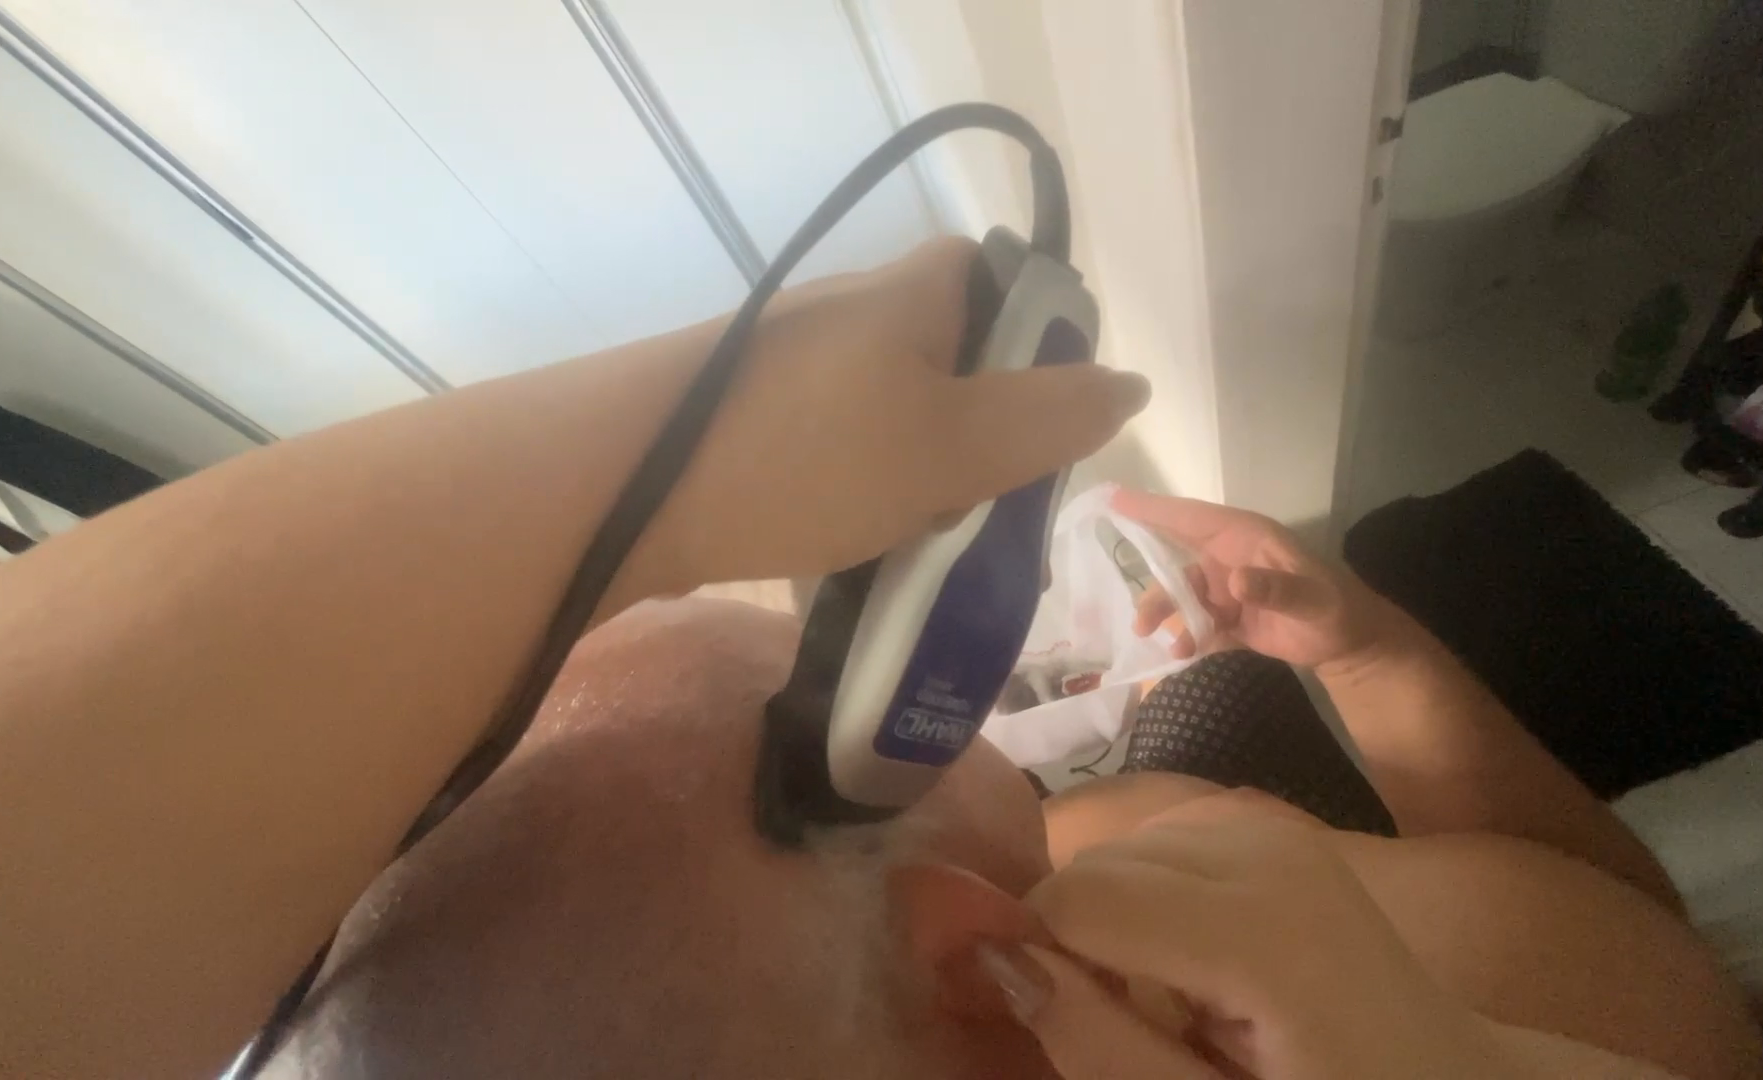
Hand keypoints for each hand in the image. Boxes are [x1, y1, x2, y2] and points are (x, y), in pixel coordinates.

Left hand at [646, 237, 1150, 589]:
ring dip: (925, 478)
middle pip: (960, 366)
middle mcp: (859, 314)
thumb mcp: (953, 443)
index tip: (1039, 436)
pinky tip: (863, 541)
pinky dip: (867, 491)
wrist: (632, 492)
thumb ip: (1050, 415)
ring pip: (901, 417)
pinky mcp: (761, 418)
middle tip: (988, 509)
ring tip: (928, 541)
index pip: (1012, 293)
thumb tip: (1130, 382)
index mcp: (915, 294)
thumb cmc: (812, 456)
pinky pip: (845, 448)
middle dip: (984, 441)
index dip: (1043, 361)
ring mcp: (803, 366)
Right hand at [994, 802, 1510, 1078]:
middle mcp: (1260, 846)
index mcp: (1260, 929)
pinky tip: (1194, 956)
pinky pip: (1156, 844)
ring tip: (1173, 997)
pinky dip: (1147, 896)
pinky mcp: (1266, 825)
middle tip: (1136, 1023)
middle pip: (1097, 864)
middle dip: (1081, 939)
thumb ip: (1099, 1047)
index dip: (1043, 954)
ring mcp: (1267, 826)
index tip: (1066, 1019)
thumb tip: (998, 961)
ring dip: (1113, 919)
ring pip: (1119, 849)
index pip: (1081, 895)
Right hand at [1112, 489, 1402, 671]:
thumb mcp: (1313, 598)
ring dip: (1166, 616)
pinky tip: (1184, 651)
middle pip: (1174, 563)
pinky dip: (1186, 637)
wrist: (1350, 645)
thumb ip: (1276, 588)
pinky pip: (1193, 623)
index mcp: (1243, 538)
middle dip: (1155, 588)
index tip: (1113, 500)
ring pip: (1179, 597)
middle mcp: (1225, 558)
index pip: (1189, 518)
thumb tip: (1233, 580)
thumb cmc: (1337, 609)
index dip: (1151, 509)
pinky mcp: (1223, 616)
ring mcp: (1221, 589)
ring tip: (1159, 638)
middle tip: (1139, 617)